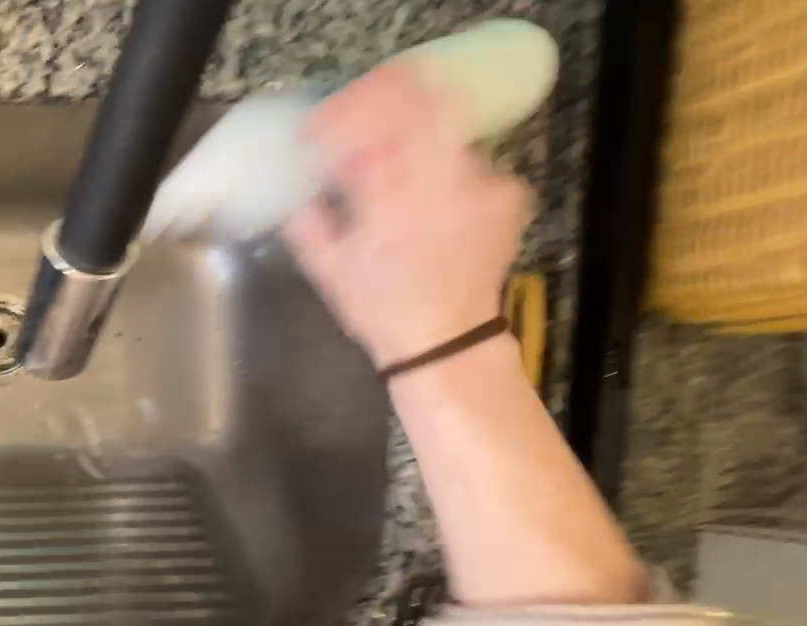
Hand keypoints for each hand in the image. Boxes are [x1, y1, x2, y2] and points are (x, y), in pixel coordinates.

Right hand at [284, 64, 532, 364]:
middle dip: (389, 106)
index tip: (324, 123)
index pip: (377, 125)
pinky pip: (468, 165)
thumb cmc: (379, 309)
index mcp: (393, 202)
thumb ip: (310, 223)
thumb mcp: (329, 270)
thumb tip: (299, 190)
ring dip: (414, 147)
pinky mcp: (507, 192)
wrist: (446, 338)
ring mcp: (484, 183)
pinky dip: (442, 173)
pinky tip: (427, 202)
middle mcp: (446, 182)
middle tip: (362, 124)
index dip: (349, 113)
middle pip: (425, 107)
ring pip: (446, 137)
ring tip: (393, 177)